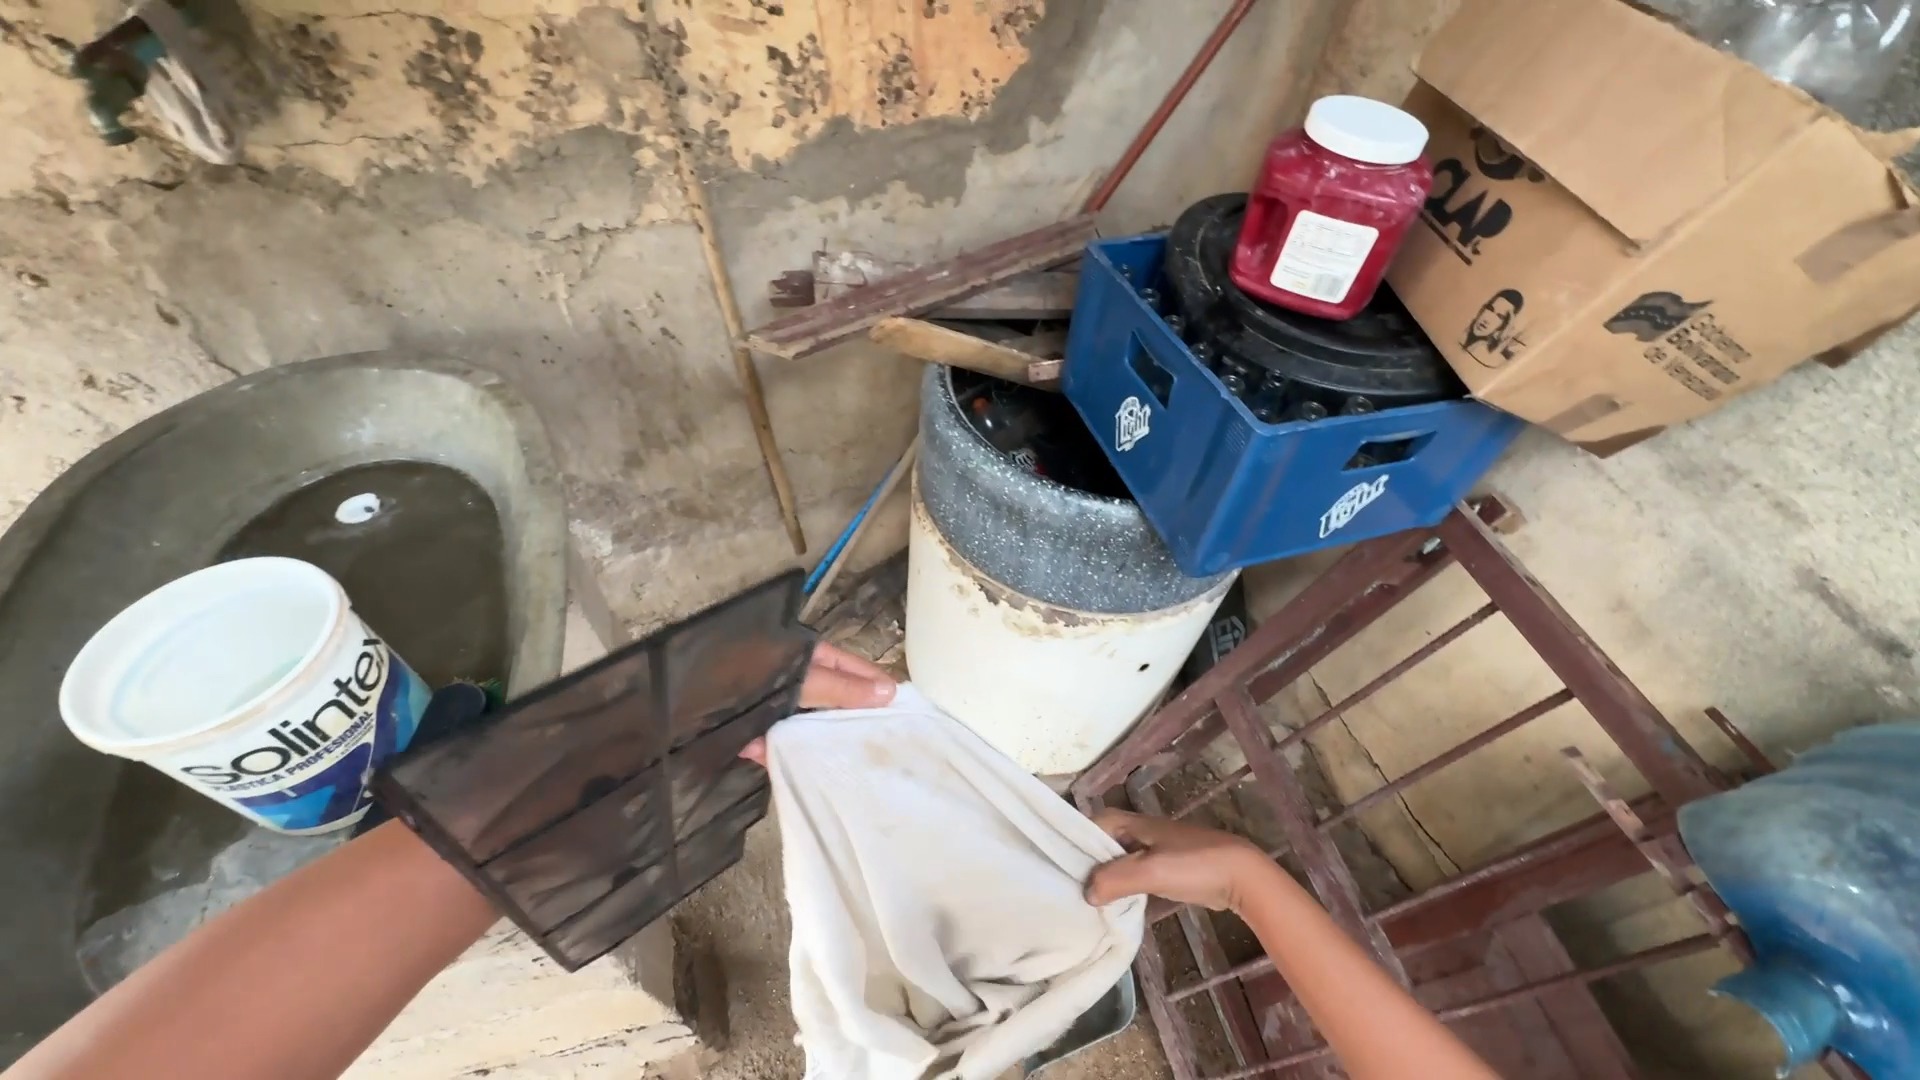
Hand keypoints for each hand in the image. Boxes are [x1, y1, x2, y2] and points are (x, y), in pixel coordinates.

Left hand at [738, 642, 896, 765]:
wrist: (681, 698)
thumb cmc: (745, 673)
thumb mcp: (802, 680)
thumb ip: (841, 689)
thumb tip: (889, 692)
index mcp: (807, 655)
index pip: (851, 668)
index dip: (874, 685)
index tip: (901, 709)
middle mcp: (793, 675)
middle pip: (830, 698)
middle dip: (844, 720)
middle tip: (873, 744)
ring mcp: (772, 700)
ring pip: (803, 722)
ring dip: (805, 739)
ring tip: (821, 758)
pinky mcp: (751, 723)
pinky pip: (773, 738)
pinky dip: (771, 748)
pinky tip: (764, 754)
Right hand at [1084, 809, 1271, 911]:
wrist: (1241, 876)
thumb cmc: (1194, 865)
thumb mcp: (1151, 871)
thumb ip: (1117, 879)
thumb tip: (1086, 893)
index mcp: (1134, 824)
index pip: (1094, 823)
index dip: (1076, 838)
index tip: (1059, 861)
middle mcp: (1141, 832)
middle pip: (1105, 841)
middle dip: (1087, 859)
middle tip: (1069, 883)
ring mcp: (1156, 850)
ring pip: (1120, 858)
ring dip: (1106, 874)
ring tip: (1087, 897)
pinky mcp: (1168, 868)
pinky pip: (1136, 873)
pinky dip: (1123, 884)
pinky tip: (1117, 903)